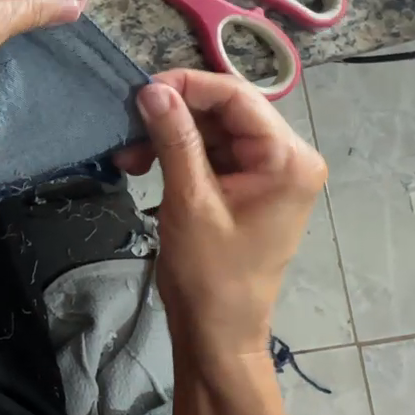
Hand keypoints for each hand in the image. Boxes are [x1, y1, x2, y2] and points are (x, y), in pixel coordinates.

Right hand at [116, 69, 326, 365]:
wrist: (217, 330)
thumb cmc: (211, 272)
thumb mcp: (189, 200)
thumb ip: (174, 139)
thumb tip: (151, 88)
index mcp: (287, 159)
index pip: (237, 96)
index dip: (186, 85)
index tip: (139, 92)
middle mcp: (285, 156)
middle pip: (223, 108)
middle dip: (171, 114)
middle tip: (127, 127)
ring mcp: (265, 169)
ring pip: (208, 126)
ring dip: (165, 134)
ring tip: (128, 156)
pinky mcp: (244, 182)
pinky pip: (205, 148)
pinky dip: (171, 150)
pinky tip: (140, 163)